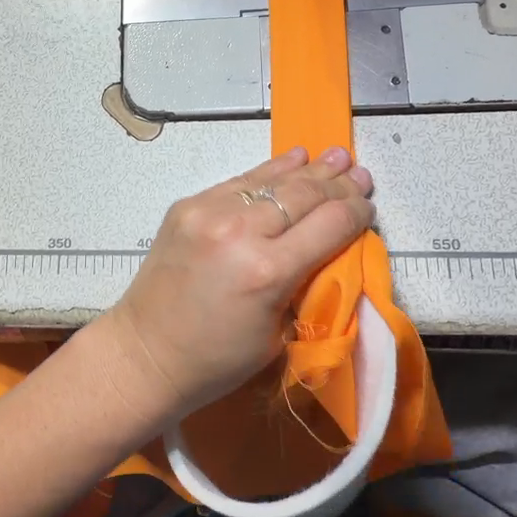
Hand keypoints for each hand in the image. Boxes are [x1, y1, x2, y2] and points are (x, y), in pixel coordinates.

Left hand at [95, 146, 374, 424]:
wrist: (146, 352)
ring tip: (336, 157)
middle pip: (303, 194)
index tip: (369, 206)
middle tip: (361, 174)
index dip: (356, 211)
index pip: (330, 224)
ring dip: (307, 170)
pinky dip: (269, 172)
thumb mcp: (280, 333)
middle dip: (337, 185)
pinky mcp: (188, 204)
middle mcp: (239, 231)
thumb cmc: (218, 359)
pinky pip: (240, 182)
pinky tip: (293, 159)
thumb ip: (308, 282)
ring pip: (271, 180)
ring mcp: (208, 211)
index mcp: (267, 271)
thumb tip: (334, 244)